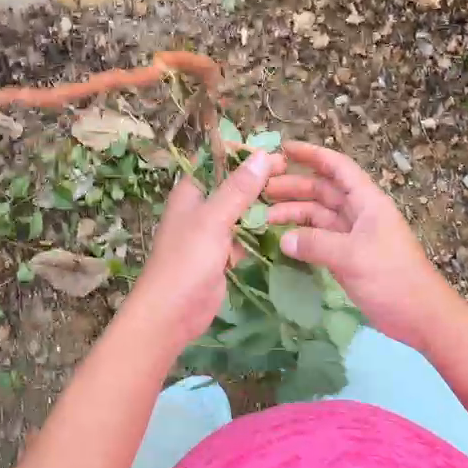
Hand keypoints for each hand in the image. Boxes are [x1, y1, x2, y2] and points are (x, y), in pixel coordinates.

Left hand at [121, 150, 277, 352]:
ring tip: (295, 197)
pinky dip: (260, 231)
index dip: (245, 155)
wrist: (172, 313)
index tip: (277, 153)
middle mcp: (201, 207)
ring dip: (262, 205)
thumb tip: (262, 155)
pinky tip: (284, 226)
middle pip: (233, 185)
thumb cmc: (187, 260)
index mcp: (191, 191)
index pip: (219, 161)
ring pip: (241, 211)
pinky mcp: (222, 255)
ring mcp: (212, 232)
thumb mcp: (213, 218)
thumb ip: (238, 188)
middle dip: (259, 180)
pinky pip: (244, 236)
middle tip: (293, 175)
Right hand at [264, 141, 465, 352]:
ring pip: (319, 215)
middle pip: (323, 190)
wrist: (420, 316)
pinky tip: (282, 239)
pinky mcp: (348, 257)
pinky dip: (302, 236)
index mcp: (367, 201)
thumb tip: (284, 239)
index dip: (312, 155)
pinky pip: (320, 238)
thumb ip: (315, 244)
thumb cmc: (391, 277)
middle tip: (262, 190)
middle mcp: (359, 213)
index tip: (283, 148)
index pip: (337, 168)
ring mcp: (353, 236)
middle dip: (294, 187)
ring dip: (295, 212)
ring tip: (265, 216)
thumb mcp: (352, 256)